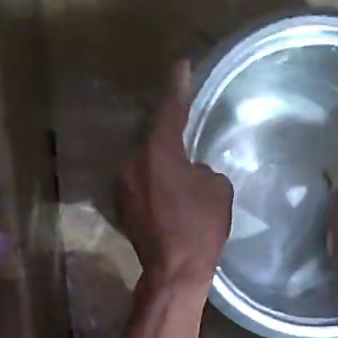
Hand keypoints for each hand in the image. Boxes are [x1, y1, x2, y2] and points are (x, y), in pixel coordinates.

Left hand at [116, 62, 232, 291]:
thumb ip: (201, 169)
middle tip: (186, 133)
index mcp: (157, 151)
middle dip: (170, 137)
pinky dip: (154, 185)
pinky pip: (140, 183)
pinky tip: (169, 197)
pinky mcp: (120, 206)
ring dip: (161, 165)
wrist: (173, 271)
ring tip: (181, 176)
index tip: (180, 66)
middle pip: (153, 139)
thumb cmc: (200, 227)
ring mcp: (121, 185)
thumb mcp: (217, 189)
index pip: (169, 109)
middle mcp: (132, 162)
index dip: (177, 86)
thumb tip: (189, 172)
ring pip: (144, 163)